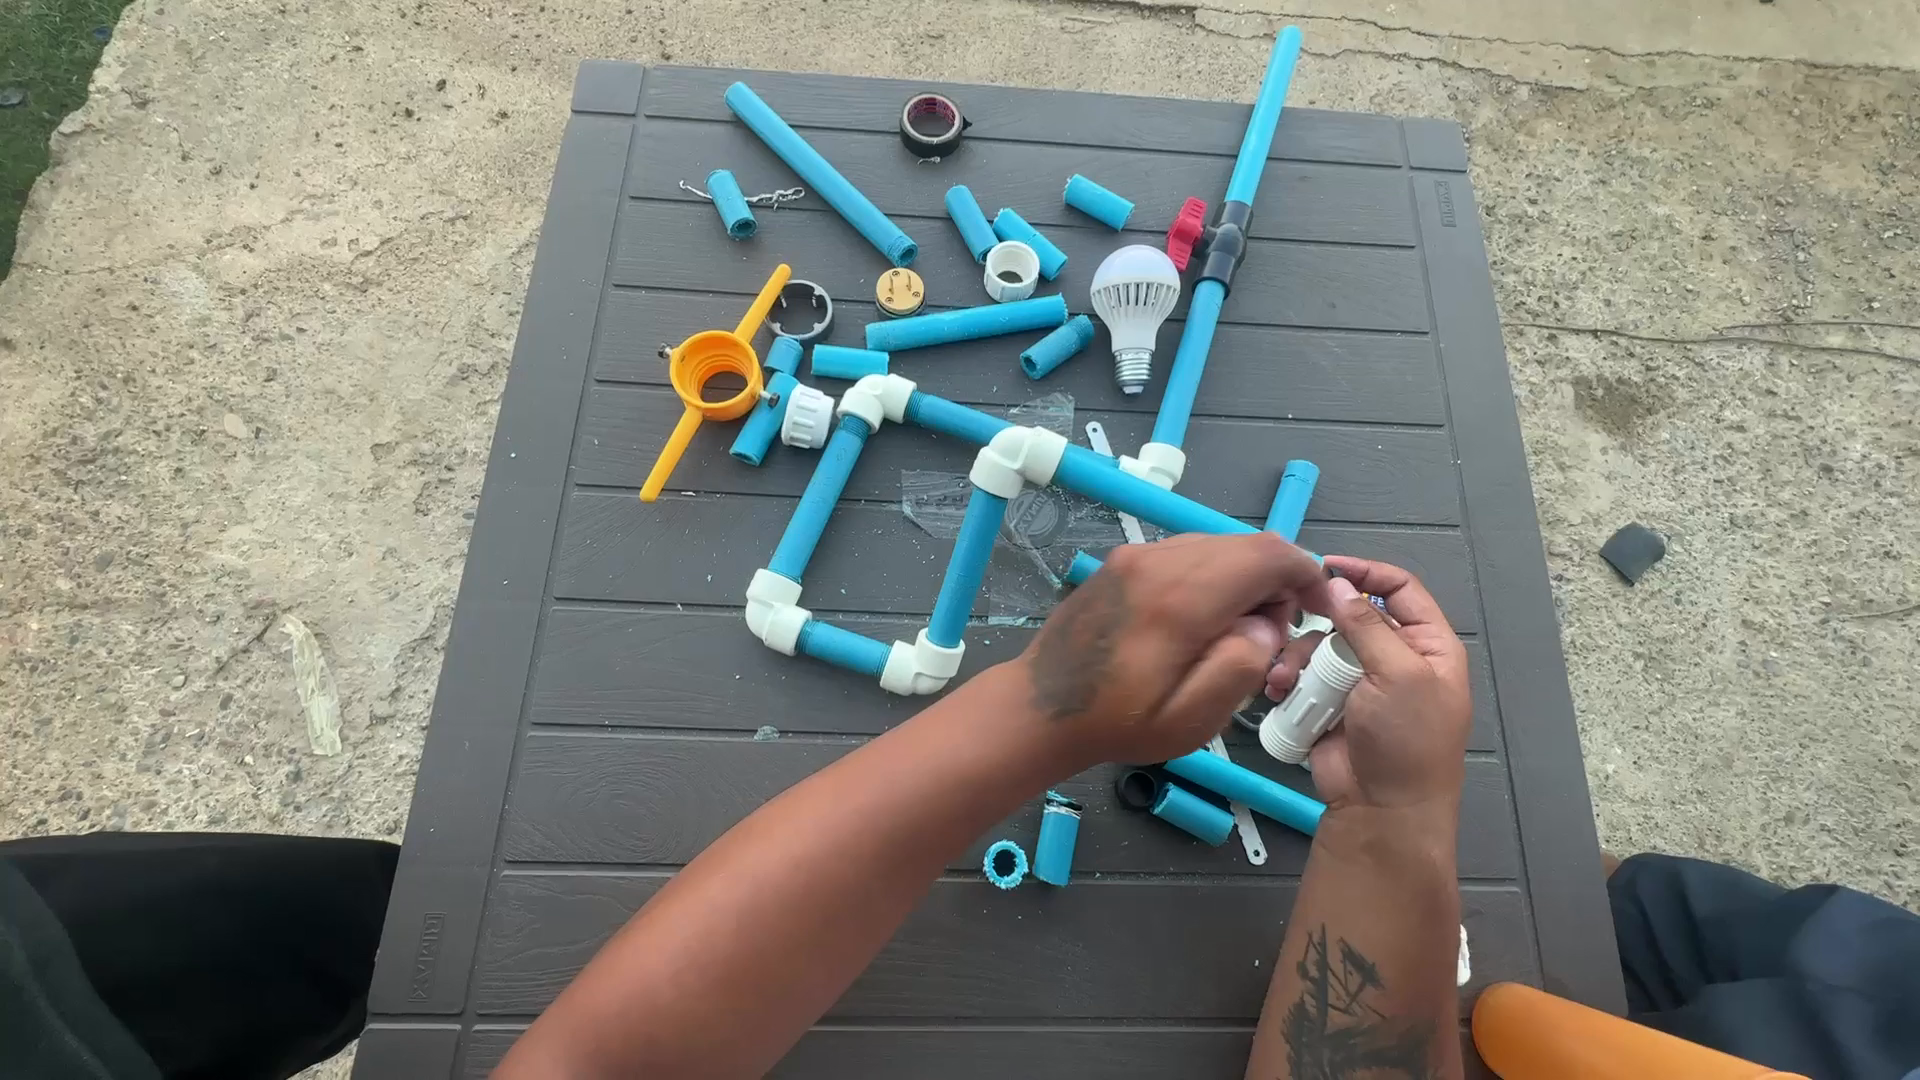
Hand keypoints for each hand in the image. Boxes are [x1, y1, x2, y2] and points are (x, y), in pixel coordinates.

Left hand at [1010, 532, 1329, 768]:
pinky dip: (1209, 573)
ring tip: (1233, 629)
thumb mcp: (1191, 717)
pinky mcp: (1120, 561)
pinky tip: (1198, 616)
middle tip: (1271, 632)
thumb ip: (1241, 665)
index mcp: (1179, 597)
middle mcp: (1156, 560)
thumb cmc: (1117, 721)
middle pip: (1243, 544)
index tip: (1318, 608)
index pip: (1266, 555)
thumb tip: (1264, 625)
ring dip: (1241, 575)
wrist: (1039, 706)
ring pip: (1213, 544)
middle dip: (1275, 579)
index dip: (1306, 575)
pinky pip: (1182, 552)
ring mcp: (1133, 556)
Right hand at [1266, 556, 1470, 813]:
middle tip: (1289, 624)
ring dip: (1295, 658)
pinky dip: (1286, 680)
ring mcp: (1356, 680)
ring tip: (1282, 680)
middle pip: (1346, 616)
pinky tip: (1276, 691)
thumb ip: (1367, 626)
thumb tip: (1338, 583)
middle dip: (1317, 625)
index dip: (1365, 572)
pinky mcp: (1326, 701)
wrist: (1381, 808)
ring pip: (1316, 646)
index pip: (1398, 589)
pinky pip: (1300, 674)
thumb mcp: (1398, 675)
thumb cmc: (1406, 740)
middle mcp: (1392, 657)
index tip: (1323, 566)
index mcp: (1427, 645)